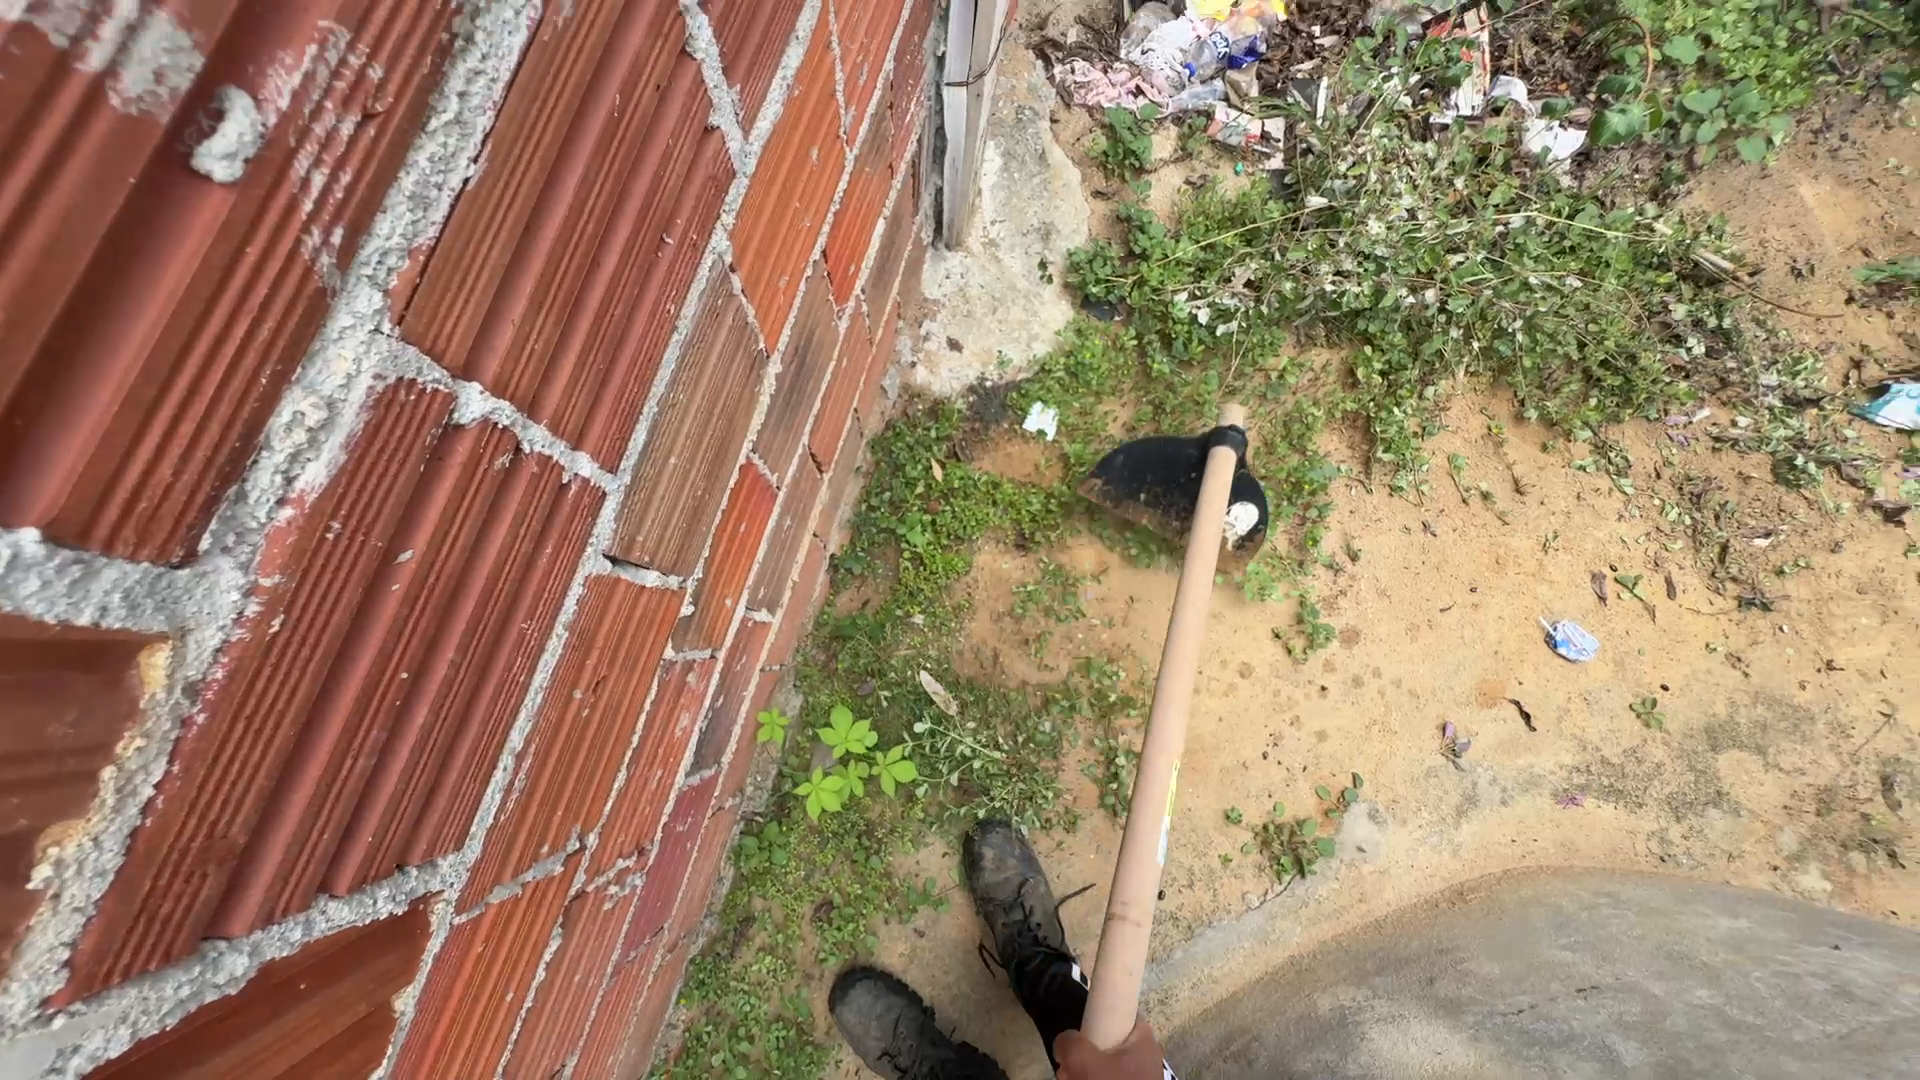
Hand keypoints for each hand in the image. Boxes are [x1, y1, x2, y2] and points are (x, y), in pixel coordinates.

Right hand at [1055, 1018, 1166, 1079]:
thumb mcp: (1083, 1059)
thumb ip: (1069, 1042)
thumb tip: (1065, 1043)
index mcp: (1144, 1040)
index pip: (1120, 1011)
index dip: (1097, 1017)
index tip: (1080, 1033)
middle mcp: (1147, 1058)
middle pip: (1109, 1043)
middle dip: (1084, 1055)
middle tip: (1068, 1068)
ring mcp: (1141, 1079)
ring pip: (1106, 1067)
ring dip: (1084, 1073)